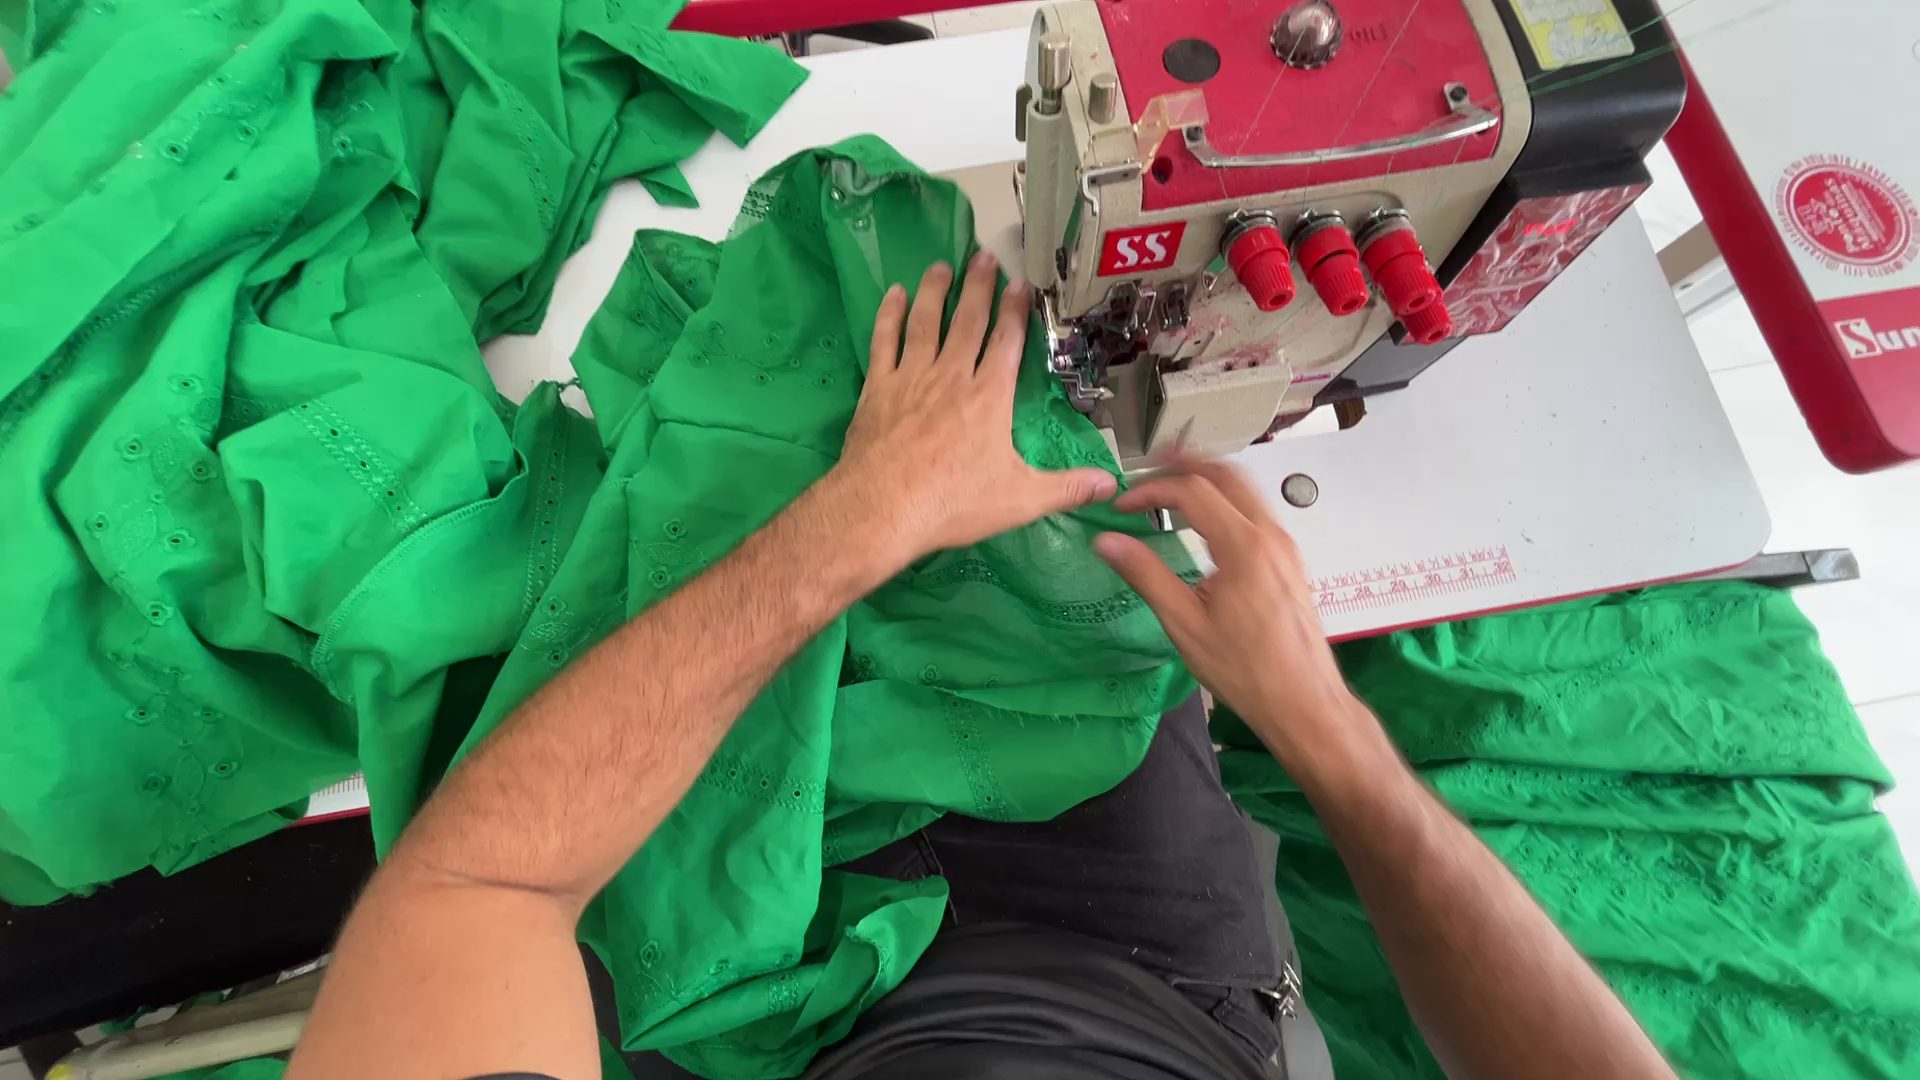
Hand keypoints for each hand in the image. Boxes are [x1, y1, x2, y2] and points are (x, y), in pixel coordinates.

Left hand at [829, 253, 1117, 563]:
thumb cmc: (954, 503)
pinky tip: (895, 296)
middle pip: (968, 321)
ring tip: (942, 266)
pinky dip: (890, 315)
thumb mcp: (1021, 499)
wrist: (884, 507)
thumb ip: (1067, 488)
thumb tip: (1112, 485)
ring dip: (936, 291)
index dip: (1015, 311)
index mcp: (989, 397)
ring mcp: (911, 378)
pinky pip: (884, 341)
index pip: (1006, 342)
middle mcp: (951, 376)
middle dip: (978, 287)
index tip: (1019, 283)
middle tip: (982, 255)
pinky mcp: (877, 388)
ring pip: (926, 322)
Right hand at [1092, 455, 1374, 768]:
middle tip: (1150, 466)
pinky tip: (1208, 519)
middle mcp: (1270, 535)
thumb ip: (1145, 574)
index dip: (1151, 491)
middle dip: (1186, 464)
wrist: (1303, 702)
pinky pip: (1257, 511)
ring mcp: (1285, 547)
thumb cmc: (1242, 668)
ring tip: (1175, 482)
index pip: (1192, 492)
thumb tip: (1106, 541)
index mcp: (1243, 546)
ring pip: (1247, 490)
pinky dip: (1227, 499)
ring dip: (1209, 478)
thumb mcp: (1184, 623)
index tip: (1122, 508)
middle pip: (1227, 475)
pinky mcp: (1289, 561)